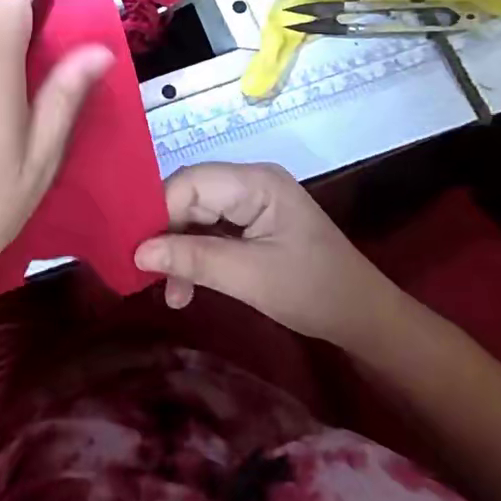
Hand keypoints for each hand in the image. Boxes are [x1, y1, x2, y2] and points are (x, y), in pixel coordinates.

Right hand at [134, 162, 412, 353]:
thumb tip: (138, 253)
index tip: (136, 249)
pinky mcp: (249, 222)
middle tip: (146, 274)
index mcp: (256, 182)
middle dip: (166, 235)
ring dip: (178, 251)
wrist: (365, 318)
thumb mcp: (250, 278)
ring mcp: (250, 201)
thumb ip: (193, 260)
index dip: (158, 212)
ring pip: (194, 215)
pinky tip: (184, 287)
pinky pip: (208, 229)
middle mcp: (249, 182)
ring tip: (170, 293)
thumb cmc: (314, 292)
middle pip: (188, 196)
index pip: (189, 183)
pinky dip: (193, 256)